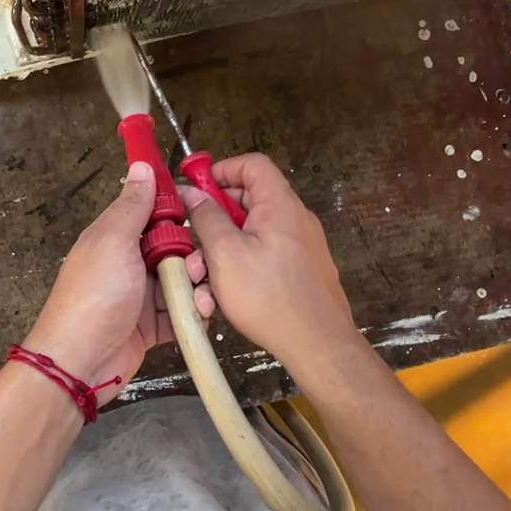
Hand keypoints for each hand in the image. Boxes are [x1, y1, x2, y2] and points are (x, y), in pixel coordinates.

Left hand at [23, 161, 212, 405]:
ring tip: (200, 296)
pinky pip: (180, 314)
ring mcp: (140, 297)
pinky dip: (193, 314)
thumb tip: (140, 165)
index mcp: (115, 237)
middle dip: (192, 254)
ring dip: (196, 287)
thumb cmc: (95, 295)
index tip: (200, 210)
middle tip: (196, 266)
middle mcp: (128, 263)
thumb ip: (132, 206)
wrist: (80, 362)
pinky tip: (202, 315)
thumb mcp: (113, 241)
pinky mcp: (151, 327)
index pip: (151, 212)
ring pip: (181, 282)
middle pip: (172, 248)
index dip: (175, 210)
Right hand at [179, 154, 358, 374]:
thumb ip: (206, 218)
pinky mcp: (300, 271)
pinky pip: (263, 257)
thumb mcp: (225, 254)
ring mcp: (300, 246)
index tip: (195, 190)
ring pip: (251, 235)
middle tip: (191, 243)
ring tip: (203, 281)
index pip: (252, 164)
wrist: (319, 345)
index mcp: (279, 205)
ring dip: (221, 252)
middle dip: (213, 220)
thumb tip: (192, 193)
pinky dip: (239, 269)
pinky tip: (222, 298)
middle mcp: (294, 219)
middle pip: (247, 201)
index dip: (221, 170)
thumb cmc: (269, 296)